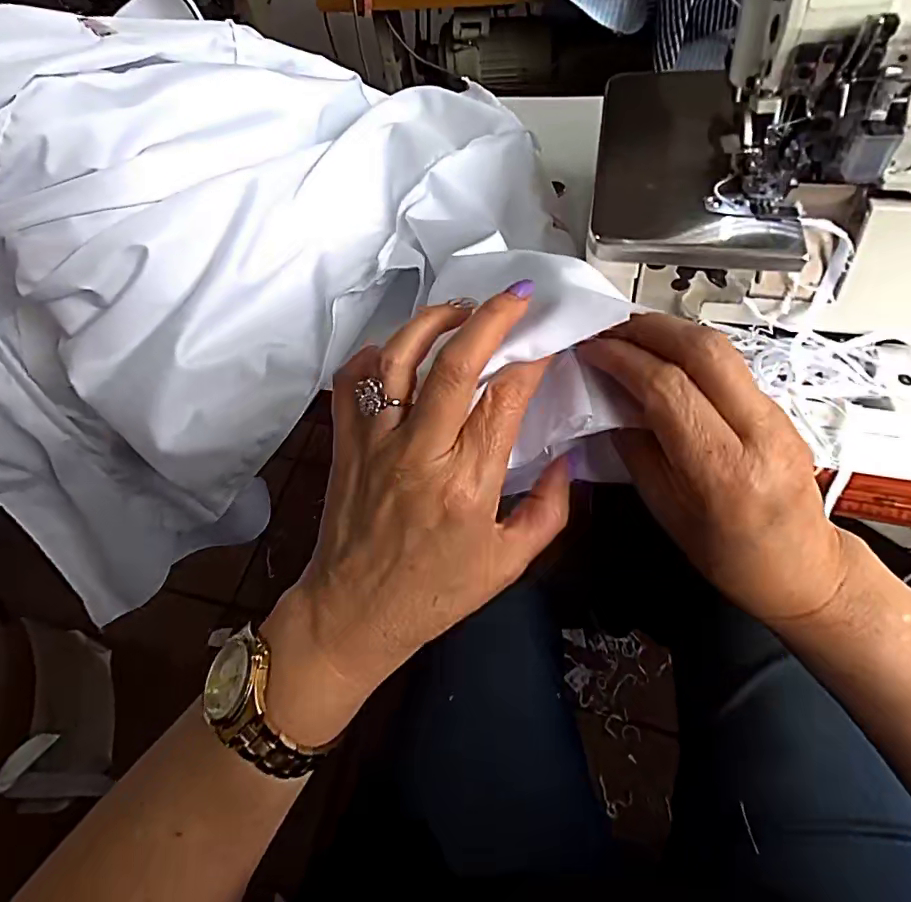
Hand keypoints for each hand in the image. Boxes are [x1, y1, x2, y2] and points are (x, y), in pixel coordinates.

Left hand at [260, 283, 569, 745]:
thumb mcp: (509, 563)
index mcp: (467, 483)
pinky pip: (351, 380)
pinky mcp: (344, 443)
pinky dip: (376, 353)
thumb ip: (550, 509)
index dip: (531, 359)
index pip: (504, 399)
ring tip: (462, 307)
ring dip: (433, 321)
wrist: (351, 615)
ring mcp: (375, 443)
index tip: (548, 338)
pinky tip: (402, 348)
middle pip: (455, 365)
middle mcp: (420, 453)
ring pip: (399, 360)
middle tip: (517, 296)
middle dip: (491, 319)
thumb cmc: (435, 592)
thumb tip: (566, 458)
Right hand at [576, 313, 851, 625]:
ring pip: (721, 348)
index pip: (668, 388)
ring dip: (670, 332)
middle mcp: (760, 435)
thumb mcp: (666, 508)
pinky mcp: (781, 408)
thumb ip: (636, 445)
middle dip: (647, 329)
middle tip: (609, 329)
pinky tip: (665, 356)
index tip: (593, 350)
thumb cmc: (732, 556)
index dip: (622, 359)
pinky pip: (731, 364)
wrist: (801, 567)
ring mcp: (778, 417)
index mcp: (725, 471)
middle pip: (702, 350)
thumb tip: (610, 395)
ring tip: (632, 336)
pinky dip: (690, 350)